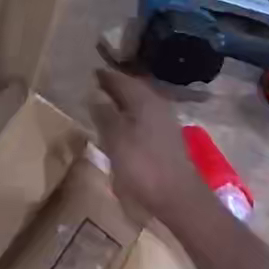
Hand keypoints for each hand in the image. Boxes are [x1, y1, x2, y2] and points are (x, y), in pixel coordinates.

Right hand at [89, 68, 208, 222]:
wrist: (177, 195)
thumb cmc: (143, 165)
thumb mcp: (116, 139)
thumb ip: (105, 114)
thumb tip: (94, 94)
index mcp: (144, 100)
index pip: (121, 80)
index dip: (105, 76)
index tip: (90, 73)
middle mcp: (157, 103)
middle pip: (133, 88)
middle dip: (115, 86)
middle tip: (96, 86)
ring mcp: (165, 120)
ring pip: (140, 102)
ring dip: (124, 100)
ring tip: (105, 105)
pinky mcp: (167, 136)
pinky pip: (145, 115)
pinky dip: (132, 114)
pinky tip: (123, 125)